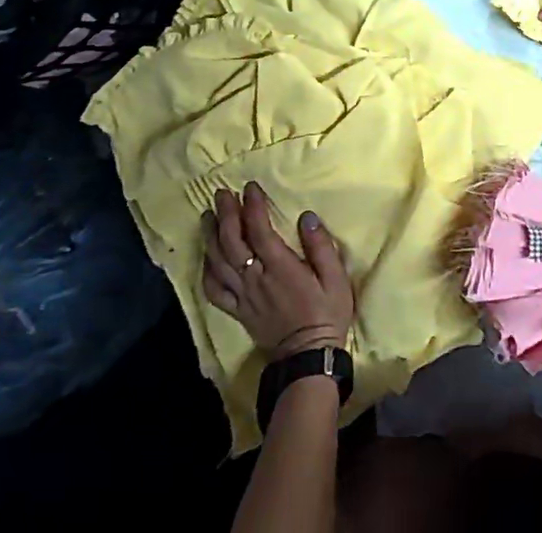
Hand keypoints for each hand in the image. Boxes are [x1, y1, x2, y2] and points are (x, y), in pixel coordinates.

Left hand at [202, 183, 354, 360]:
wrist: (309, 353)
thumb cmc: (327, 311)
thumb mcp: (336, 277)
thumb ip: (321, 246)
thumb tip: (306, 217)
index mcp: (280, 267)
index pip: (259, 230)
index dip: (252, 207)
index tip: (251, 187)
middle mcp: (255, 278)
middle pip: (232, 242)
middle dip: (225, 215)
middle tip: (222, 193)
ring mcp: (243, 296)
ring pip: (218, 262)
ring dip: (211, 236)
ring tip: (209, 216)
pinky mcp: (237, 310)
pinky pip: (213, 290)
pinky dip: (206, 270)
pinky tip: (206, 257)